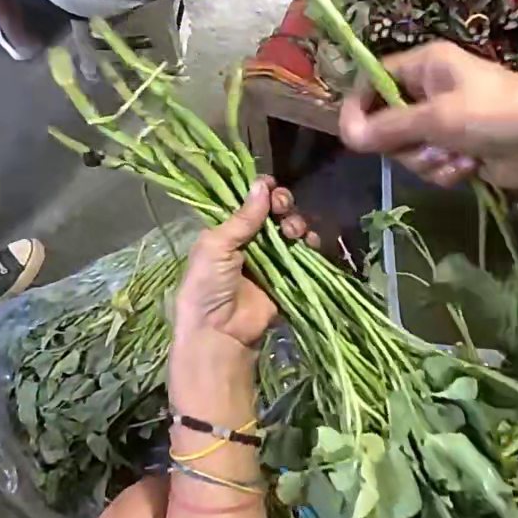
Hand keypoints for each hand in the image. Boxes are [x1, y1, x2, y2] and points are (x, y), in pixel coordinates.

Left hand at [169, 177, 317, 422]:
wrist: (220, 332)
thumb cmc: (207, 285)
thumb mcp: (216, 246)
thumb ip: (242, 218)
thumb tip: (262, 184)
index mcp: (227, 230)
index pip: (249, 202)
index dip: (262, 192)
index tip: (271, 187)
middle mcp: (250, 241)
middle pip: (274, 212)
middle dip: (282, 204)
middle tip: (282, 209)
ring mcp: (271, 259)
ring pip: (291, 229)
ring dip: (296, 223)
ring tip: (292, 231)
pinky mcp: (289, 276)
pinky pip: (304, 254)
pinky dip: (310, 243)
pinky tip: (308, 242)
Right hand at [337, 41, 517, 190]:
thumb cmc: (497, 114)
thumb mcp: (438, 118)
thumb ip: (388, 128)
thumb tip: (346, 137)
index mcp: (425, 65)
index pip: (372, 80)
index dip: (358, 106)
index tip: (352, 135)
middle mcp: (429, 90)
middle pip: (384, 121)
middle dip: (403, 144)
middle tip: (425, 147)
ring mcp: (441, 121)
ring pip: (405, 149)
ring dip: (426, 160)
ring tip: (456, 157)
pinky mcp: (454, 148)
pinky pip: (427, 163)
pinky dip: (444, 170)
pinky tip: (468, 168)